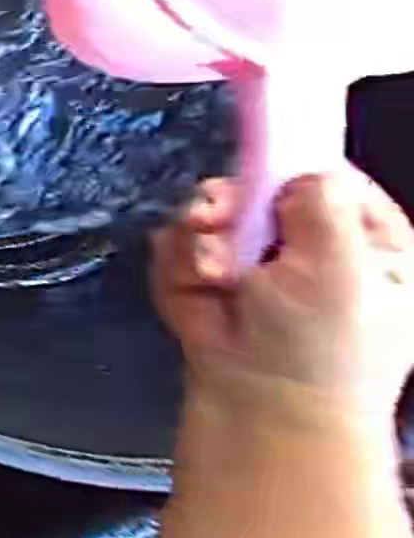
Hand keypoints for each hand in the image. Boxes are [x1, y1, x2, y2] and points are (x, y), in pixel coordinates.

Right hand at [151, 170, 413, 420]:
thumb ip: (323, 217)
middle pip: (257, 187)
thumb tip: (307, 167)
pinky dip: (181, 253)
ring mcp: (242, 247)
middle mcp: (299, 236)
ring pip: (207, 207)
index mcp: (361, 240)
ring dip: (202, 230)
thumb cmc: (326, 341)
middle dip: (231, 199)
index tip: (264, 150)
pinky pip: (174, 234)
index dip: (299, 164)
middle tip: (220, 217)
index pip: (331, 181)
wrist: (260, 387)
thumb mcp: (344, 277)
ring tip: (213, 265)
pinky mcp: (193, 258)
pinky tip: (199, 277)